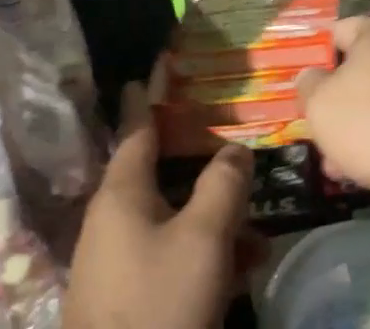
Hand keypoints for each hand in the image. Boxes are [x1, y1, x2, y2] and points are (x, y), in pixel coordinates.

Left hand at [64, 81, 259, 328]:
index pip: (135, 132)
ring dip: (216, 221)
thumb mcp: (204, 236)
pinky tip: (241, 269)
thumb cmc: (160, 300)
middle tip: (239, 154)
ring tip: (257, 237)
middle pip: (162, 177)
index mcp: (121, 197)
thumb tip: (234, 150)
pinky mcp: (126, 295)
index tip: (148, 70)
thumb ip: (223, 183)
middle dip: (206, 170)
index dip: (145, 100)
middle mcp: (112, 222)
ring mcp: (116, 262)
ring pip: (174, 220)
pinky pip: (170, 255)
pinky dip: (205, 253)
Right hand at [296, 16, 369, 200]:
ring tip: (338, 164)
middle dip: (338, 103)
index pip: (337, 32)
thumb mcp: (320, 105)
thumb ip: (309, 85)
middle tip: (319, 132)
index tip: (303, 85)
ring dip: (359, 126)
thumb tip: (311, 74)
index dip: (316, 57)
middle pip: (362, 69)